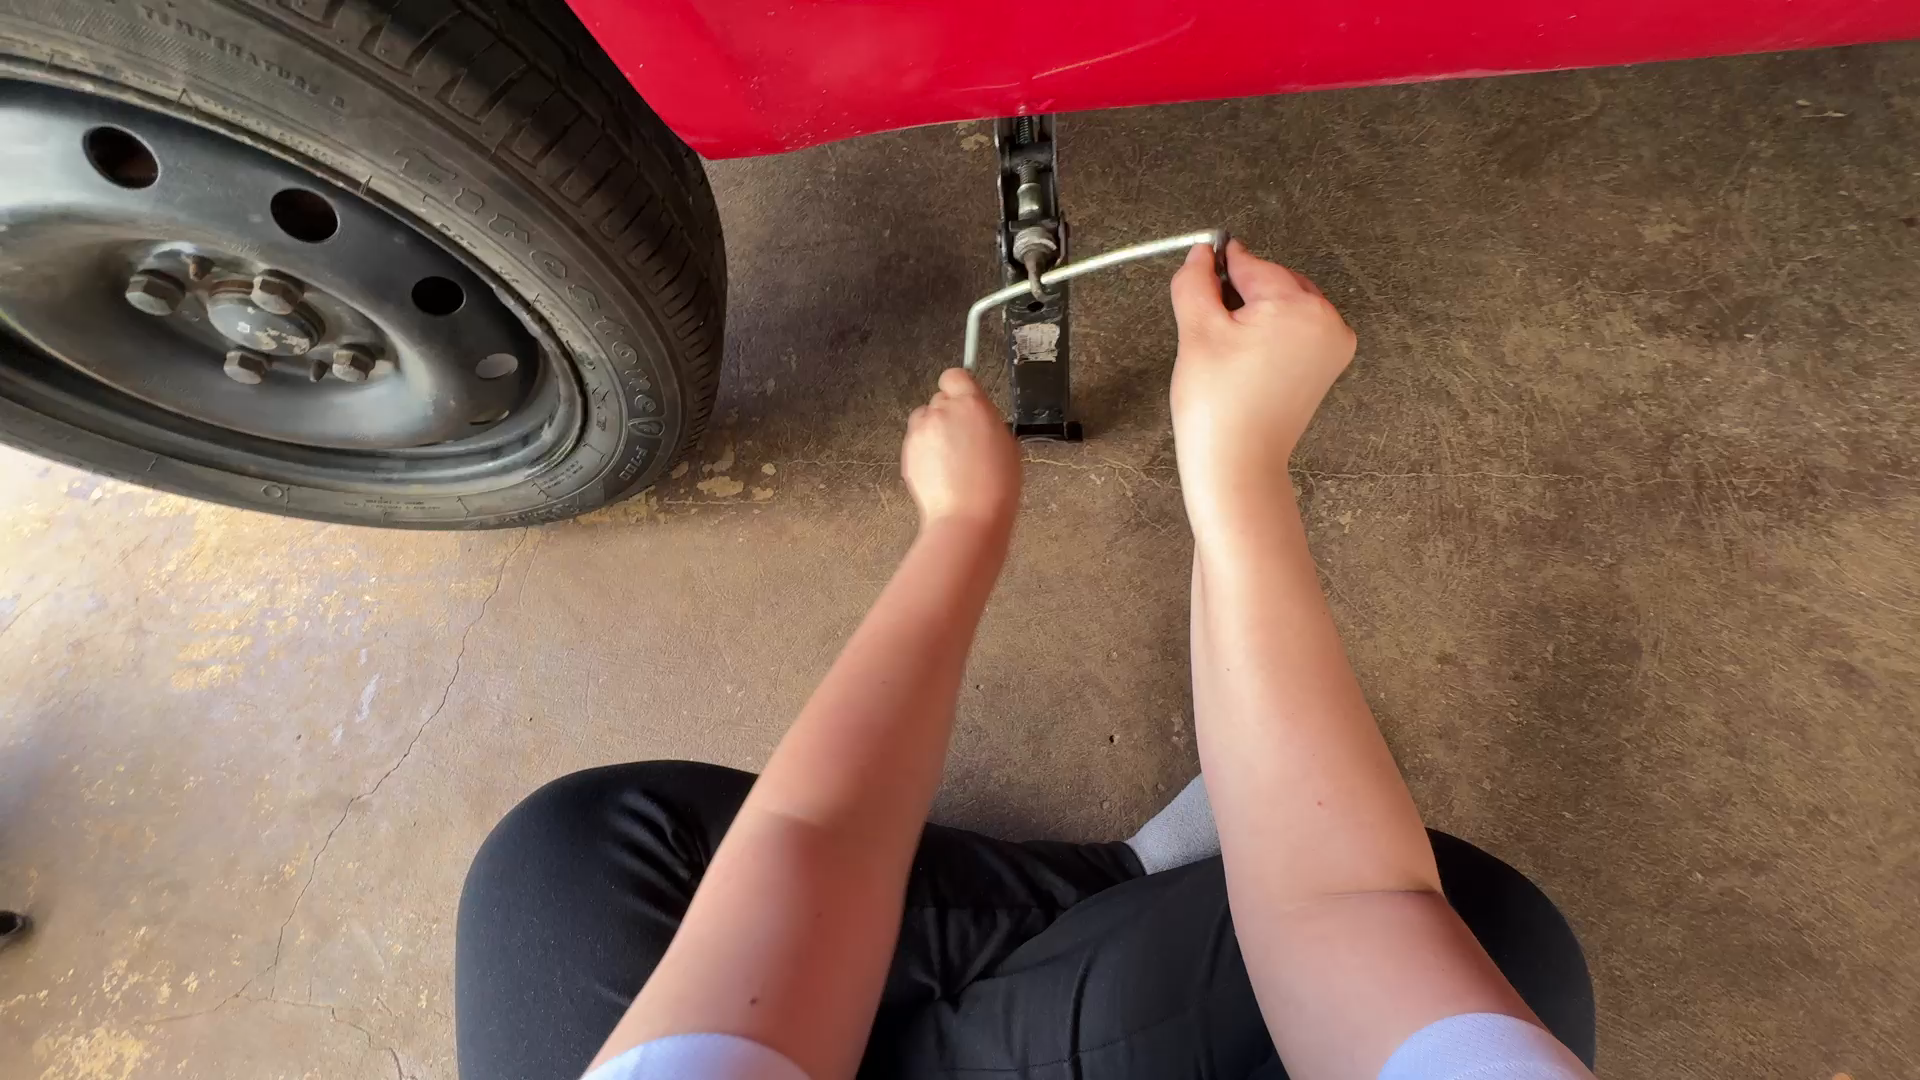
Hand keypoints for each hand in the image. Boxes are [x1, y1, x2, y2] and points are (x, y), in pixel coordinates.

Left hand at [901, 368, 1020, 532]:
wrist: (967, 517)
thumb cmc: (994, 488)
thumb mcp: (1007, 444)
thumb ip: (986, 420)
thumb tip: (978, 415)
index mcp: (973, 405)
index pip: (955, 375)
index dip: (958, 387)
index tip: (962, 397)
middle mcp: (943, 412)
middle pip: (939, 398)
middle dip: (948, 414)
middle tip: (962, 439)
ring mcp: (922, 431)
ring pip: (924, 418)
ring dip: (934, 430)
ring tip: (950, 458)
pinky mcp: (908, 450)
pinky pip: (916, 440)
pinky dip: (925, 450)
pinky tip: (941, 470)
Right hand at [1168, 240, 1354, 521]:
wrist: (1237, 463)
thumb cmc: (1217, 407)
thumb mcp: (1195, 333)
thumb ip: (1194, 282)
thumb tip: (1199, 255)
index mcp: (1297, 304)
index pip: (1251, 265)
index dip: (1217, 271)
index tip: (1199, 272)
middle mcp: (1327, 318)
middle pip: (1272, 283)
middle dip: (1239, 298)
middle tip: (1209, 333)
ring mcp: (1333, 344)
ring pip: (1284, 307)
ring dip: (1254, 317)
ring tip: (1228, 355)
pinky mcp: (1327, 366)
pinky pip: (1296, 332)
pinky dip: (1270, 337)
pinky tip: (1246, 364)